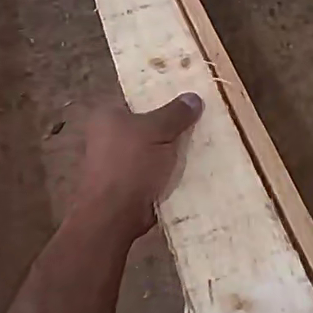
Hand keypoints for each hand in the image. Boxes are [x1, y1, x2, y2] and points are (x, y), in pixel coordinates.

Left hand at [68, 93, 203, 242]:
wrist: (114, 215)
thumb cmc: (130, 164)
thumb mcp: (157, 131)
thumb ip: (176, 113)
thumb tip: (193, 97)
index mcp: (107, 116)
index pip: (138, 99)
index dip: (163, 96)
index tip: (189, 99)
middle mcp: (108, 136)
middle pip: (148, 125)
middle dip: (172, 126)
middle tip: (202, 120)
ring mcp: (117, 163)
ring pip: (154, 150)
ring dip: (173, 151)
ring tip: (204, 143)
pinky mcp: (129, 185)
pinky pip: (155, 171)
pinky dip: (170, 171)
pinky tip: (194, 168)